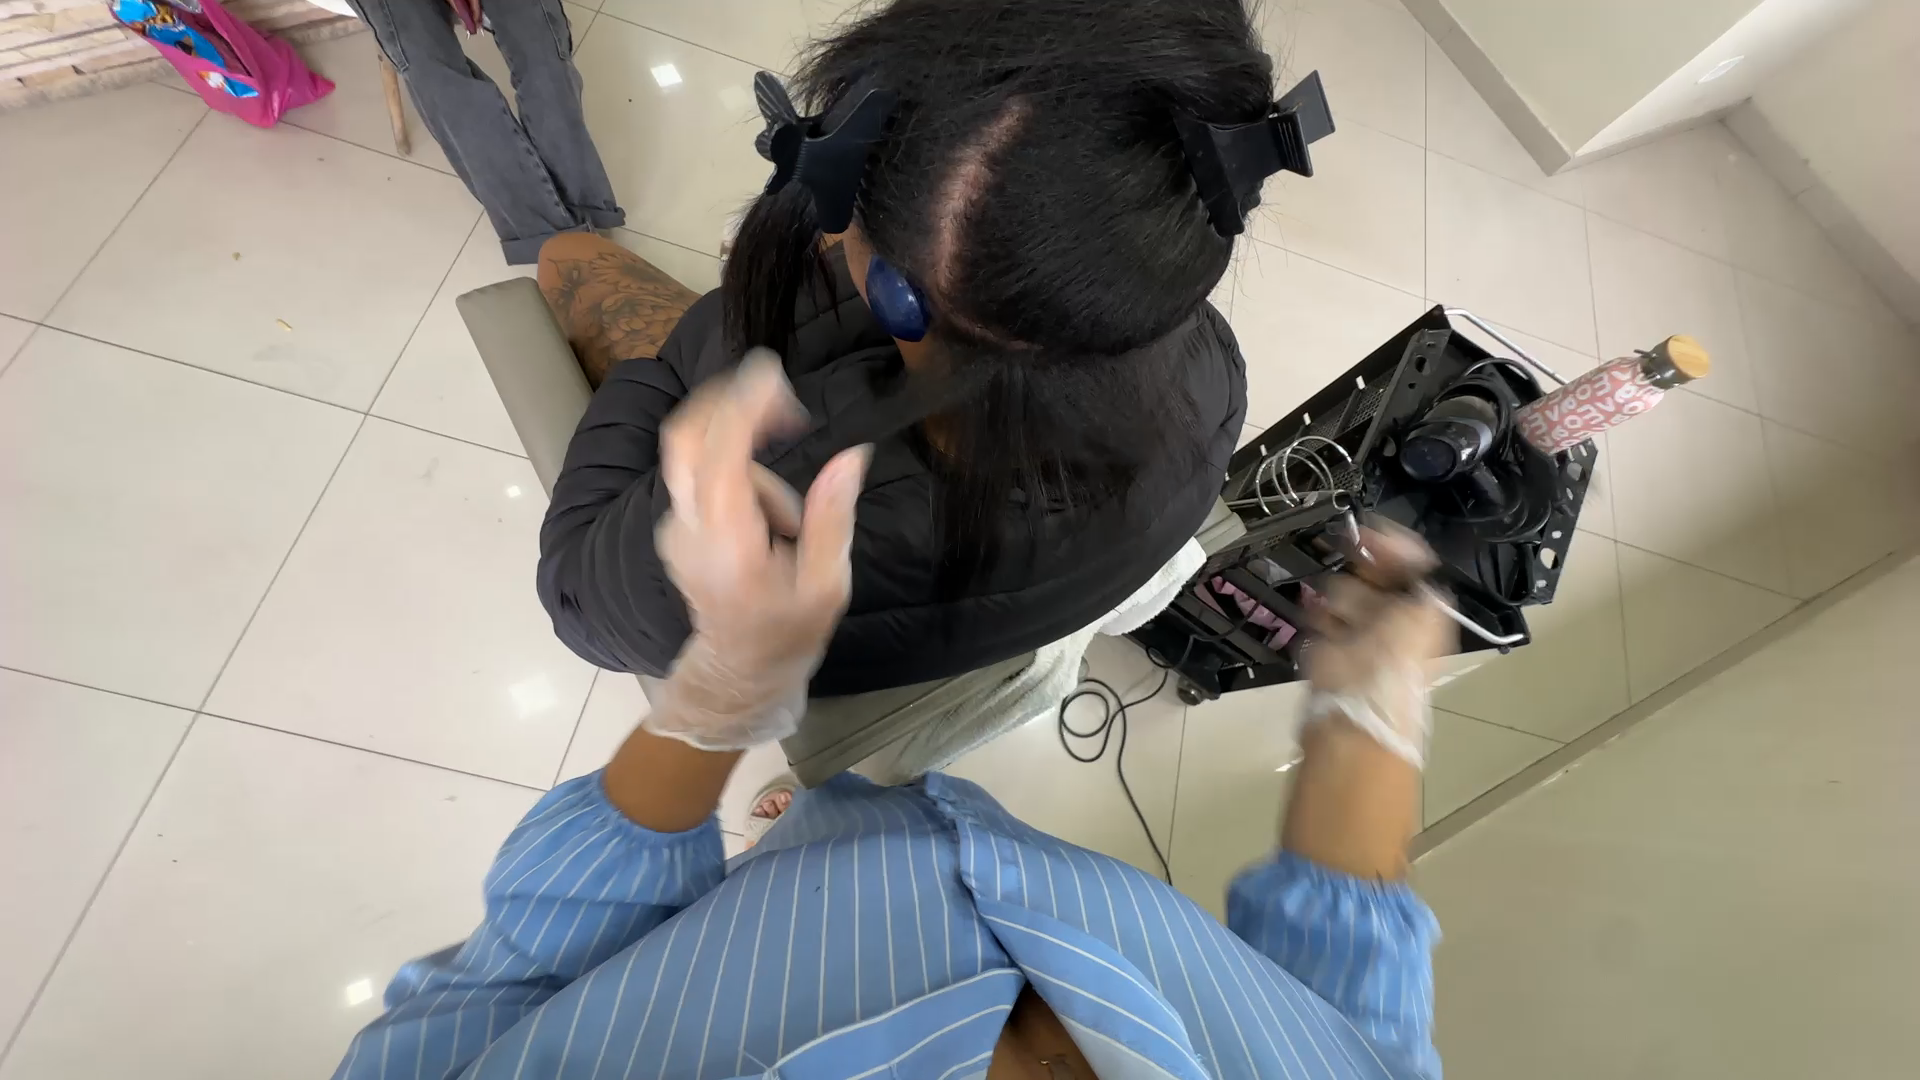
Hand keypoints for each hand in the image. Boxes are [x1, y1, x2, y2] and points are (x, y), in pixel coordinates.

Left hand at [642, 350, 870, 750]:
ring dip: (751, 465)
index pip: (721, 454)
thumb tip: (852, 456)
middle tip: (785, 405)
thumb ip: (833, 516)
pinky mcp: (680, 525)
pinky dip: (738, 475)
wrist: (738, 670)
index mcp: (727, 542)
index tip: (773, 372)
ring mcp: (677, 526)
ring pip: (701, 456)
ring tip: (789, 527)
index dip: (742, 403)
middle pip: (687, 436)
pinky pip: (705, 475)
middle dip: (731, 404)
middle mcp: (689, 527)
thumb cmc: (787, 632)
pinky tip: (767, 523)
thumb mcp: (826, 584)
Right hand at [1302, 520, 1448, 766]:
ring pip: (1343, 592)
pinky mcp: (1329, 645)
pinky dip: (1316, 611)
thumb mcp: (1418, 621)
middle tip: (1346, 548)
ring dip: (1336, 591)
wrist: (1350, 718)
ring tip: (1335, 600)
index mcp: (1419, 614)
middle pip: (1374, 576)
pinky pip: (1320, 615)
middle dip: (1361, 564)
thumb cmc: (1388, 674)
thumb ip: (1418, 582)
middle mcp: (1391, 620)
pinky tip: (1317, 614)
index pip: (1411, 568)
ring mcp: (1358, 633)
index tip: (1369, 530)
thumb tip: (1410, 549)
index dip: (1393, 546)